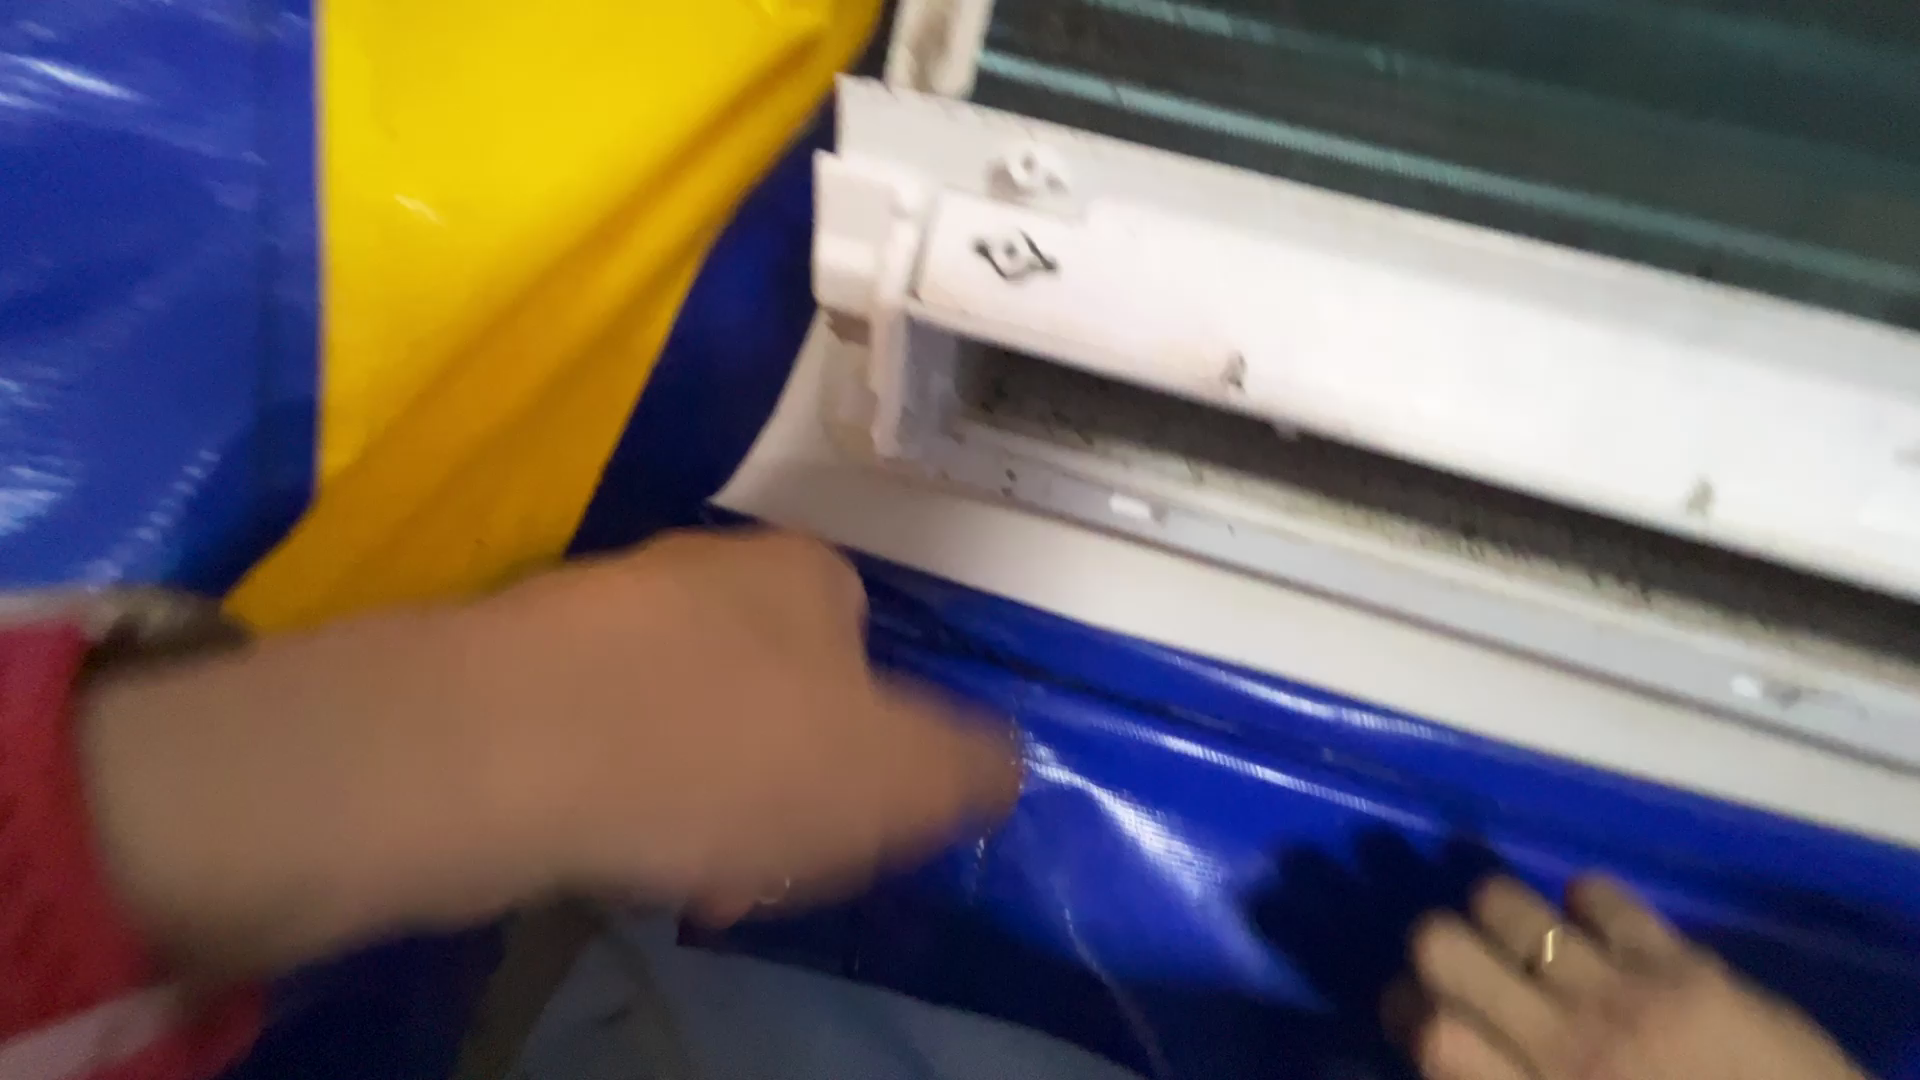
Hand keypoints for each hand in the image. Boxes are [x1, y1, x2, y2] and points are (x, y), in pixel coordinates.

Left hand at [467, 529, 1021, 922]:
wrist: (503, 748)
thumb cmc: (734, 750)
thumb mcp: (895, 775)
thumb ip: (968, 766)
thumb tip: (1003, 764)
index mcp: (814, 575)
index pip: (871, 665)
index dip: (868, 761)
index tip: (839, 834)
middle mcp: (721, 566)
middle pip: (787, 697)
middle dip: (788, 792)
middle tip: (761, 869)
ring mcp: (622, 602)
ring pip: (704, 719)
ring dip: (715, 800)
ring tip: (688, 870)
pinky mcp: (539, 651)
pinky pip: (621, 729)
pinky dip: (637, 787)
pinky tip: (616, 840)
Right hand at [1387, 875, 1868, 1079]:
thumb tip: (1440, 1043)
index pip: (1426, 1026)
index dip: (1408, 1010)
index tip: (1427, 1014)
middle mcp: (1566, 1045)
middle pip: (1438, 941)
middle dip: (1441, 952)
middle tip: (1474, 976)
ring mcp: (1626, 999)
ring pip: (1501, 901)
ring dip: (1506, 921)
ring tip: (1536, 947)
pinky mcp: (1689, 969)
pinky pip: (1597, 893)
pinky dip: (1587, 906)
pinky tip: (1603, 937)